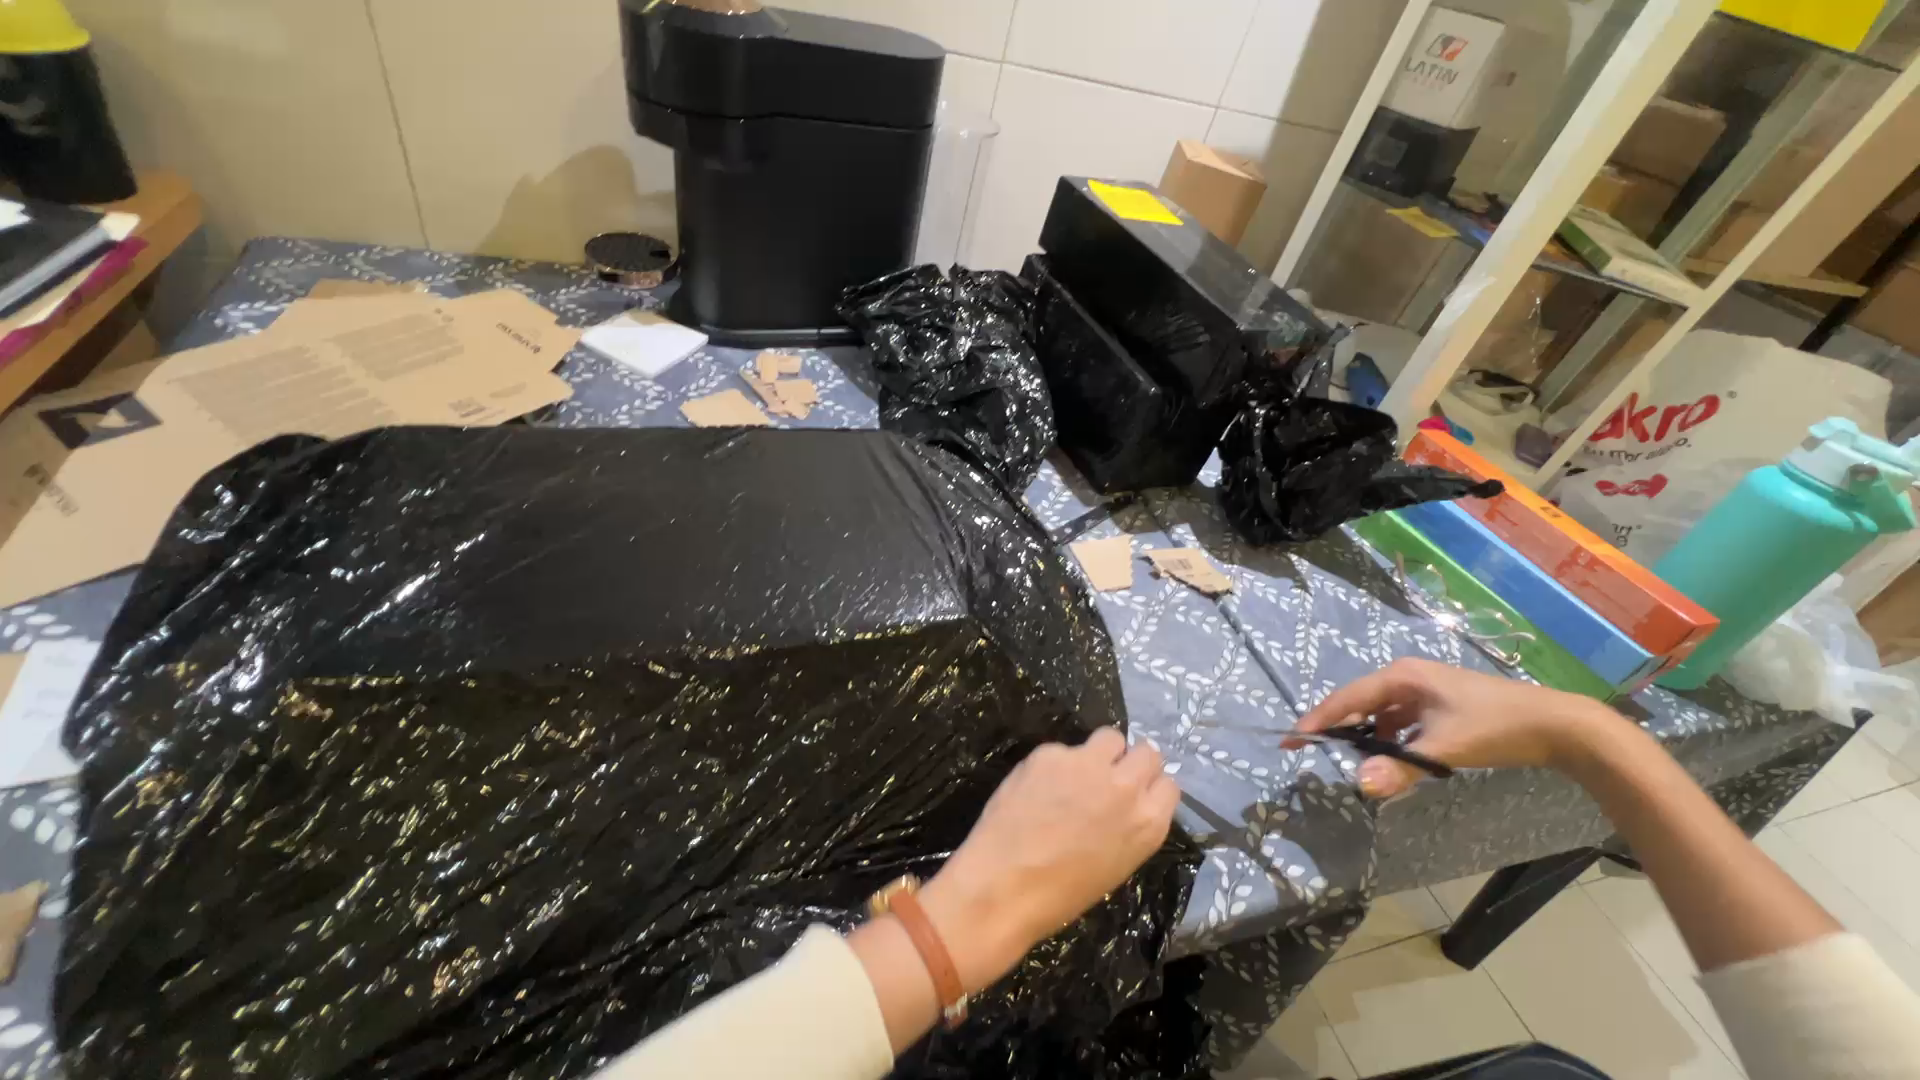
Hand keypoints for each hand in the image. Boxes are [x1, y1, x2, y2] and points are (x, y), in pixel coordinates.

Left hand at [918, 729, 1178, 993]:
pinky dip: (1055, 765)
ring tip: (1076, 775)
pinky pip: (1062, 749)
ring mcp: (1088, 764)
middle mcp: (1126, 786)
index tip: (1134, 794)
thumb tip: (1122, 805)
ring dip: (1099, 752)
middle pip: (1147, 753)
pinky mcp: (1051, 753)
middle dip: (1131, 762)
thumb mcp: (1115, 864)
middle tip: (1109, 777)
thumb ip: (1128, 826)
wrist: (1004, 885)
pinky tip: (1036, 788)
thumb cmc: (1061, 893)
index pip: (1168, 785)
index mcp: (1148, 823)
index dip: (1149, 787)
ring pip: (1110, 737)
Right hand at [1288, 658, 1614, 799]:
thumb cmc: (1497, 727)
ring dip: (1366, 738)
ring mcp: (1423, 691)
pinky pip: (1399, 722)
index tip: (1291, 740)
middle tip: (1313, 752)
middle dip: (1338, 729)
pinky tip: (1393, 761)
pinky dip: (1390, 741)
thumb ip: (1401, 768)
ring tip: (1353, 762)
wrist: (1558, 725)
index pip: (1346, 699)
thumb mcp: (1446, 748)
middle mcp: (1406, 677)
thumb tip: (1361, 786)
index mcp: (1401, 676)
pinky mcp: (1438, 706)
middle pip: (1359, 704)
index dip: (1317, 720)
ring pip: (1380, 715)